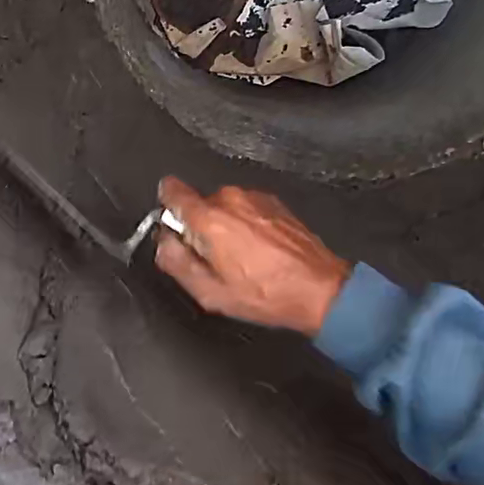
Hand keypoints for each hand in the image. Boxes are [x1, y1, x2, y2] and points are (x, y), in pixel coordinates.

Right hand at [153, 175, 352, 335]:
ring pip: (223, 206)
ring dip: (225, 226)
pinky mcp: (274, 201)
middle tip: (214, 259)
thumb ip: (176, 263)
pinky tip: (260, 251)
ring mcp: (255, 197)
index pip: (172, 190)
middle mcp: (230, 198)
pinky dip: (246, 224)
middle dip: (199, 226)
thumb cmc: (265, 294)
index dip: (167, 205)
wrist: (320, 289)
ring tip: (242, 258)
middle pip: (199, 203)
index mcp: (209, 218)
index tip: (173, 225)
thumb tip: (163, 243)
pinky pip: (246, 207)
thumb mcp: (210, 293)